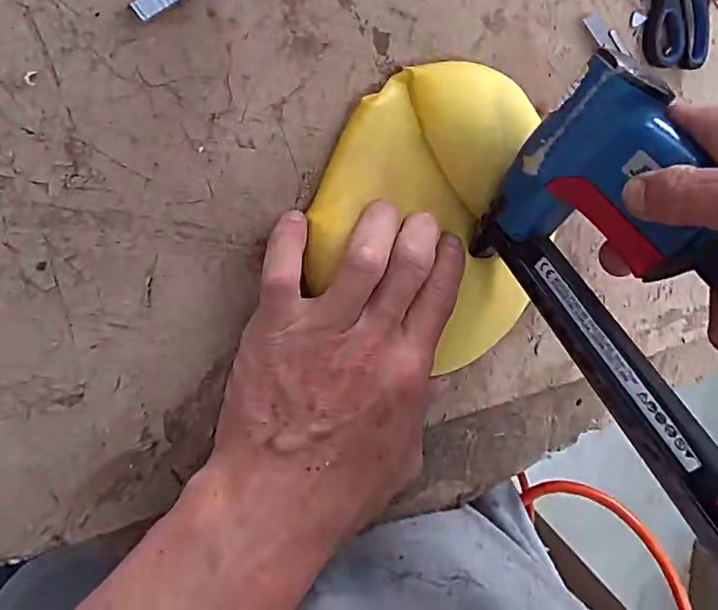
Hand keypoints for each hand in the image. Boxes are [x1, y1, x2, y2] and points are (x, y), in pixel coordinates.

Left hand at [207, 202, 465, 549]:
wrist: (270, 505)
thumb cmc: (339, 487)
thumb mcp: (404, 453)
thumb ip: (421, 409)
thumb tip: (433, 378)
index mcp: (408, 367)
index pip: (440, 292)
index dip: (447, 257)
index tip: (445, 240)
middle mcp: (374, 340)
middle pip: (408, 263)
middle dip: (418, 229)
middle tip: (414, 218)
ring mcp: (324, 330)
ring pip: (360, 256)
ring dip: (373, 223)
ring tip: (376, 211)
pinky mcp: (276, 328)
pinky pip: (283, 270)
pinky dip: (289, 240)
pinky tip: (296, 220)